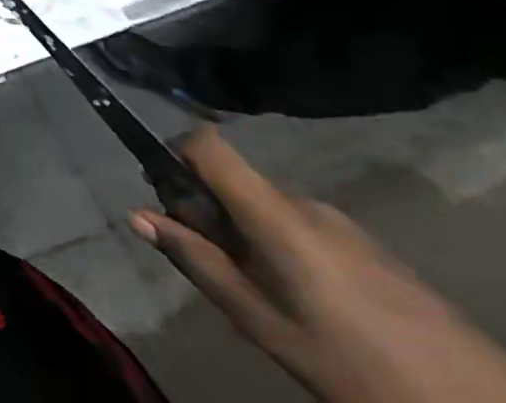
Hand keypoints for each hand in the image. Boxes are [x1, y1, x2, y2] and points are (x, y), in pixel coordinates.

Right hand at [131, 126, 505, 402]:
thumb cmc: (351, 360)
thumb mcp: (259, 319)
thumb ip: (197, 260)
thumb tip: (136, 215)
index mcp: (276, 216)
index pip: (209, 146)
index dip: (175, 153)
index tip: (165, 190)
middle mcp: (307, 206)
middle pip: (232, 182)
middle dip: (206, 211)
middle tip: (209, 262)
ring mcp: (344, 226)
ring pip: (264, 208)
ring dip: (242, 234)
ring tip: (256, 291)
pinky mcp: (369, 247)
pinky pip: (300, 228)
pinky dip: (278, 248)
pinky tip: (298, 299)